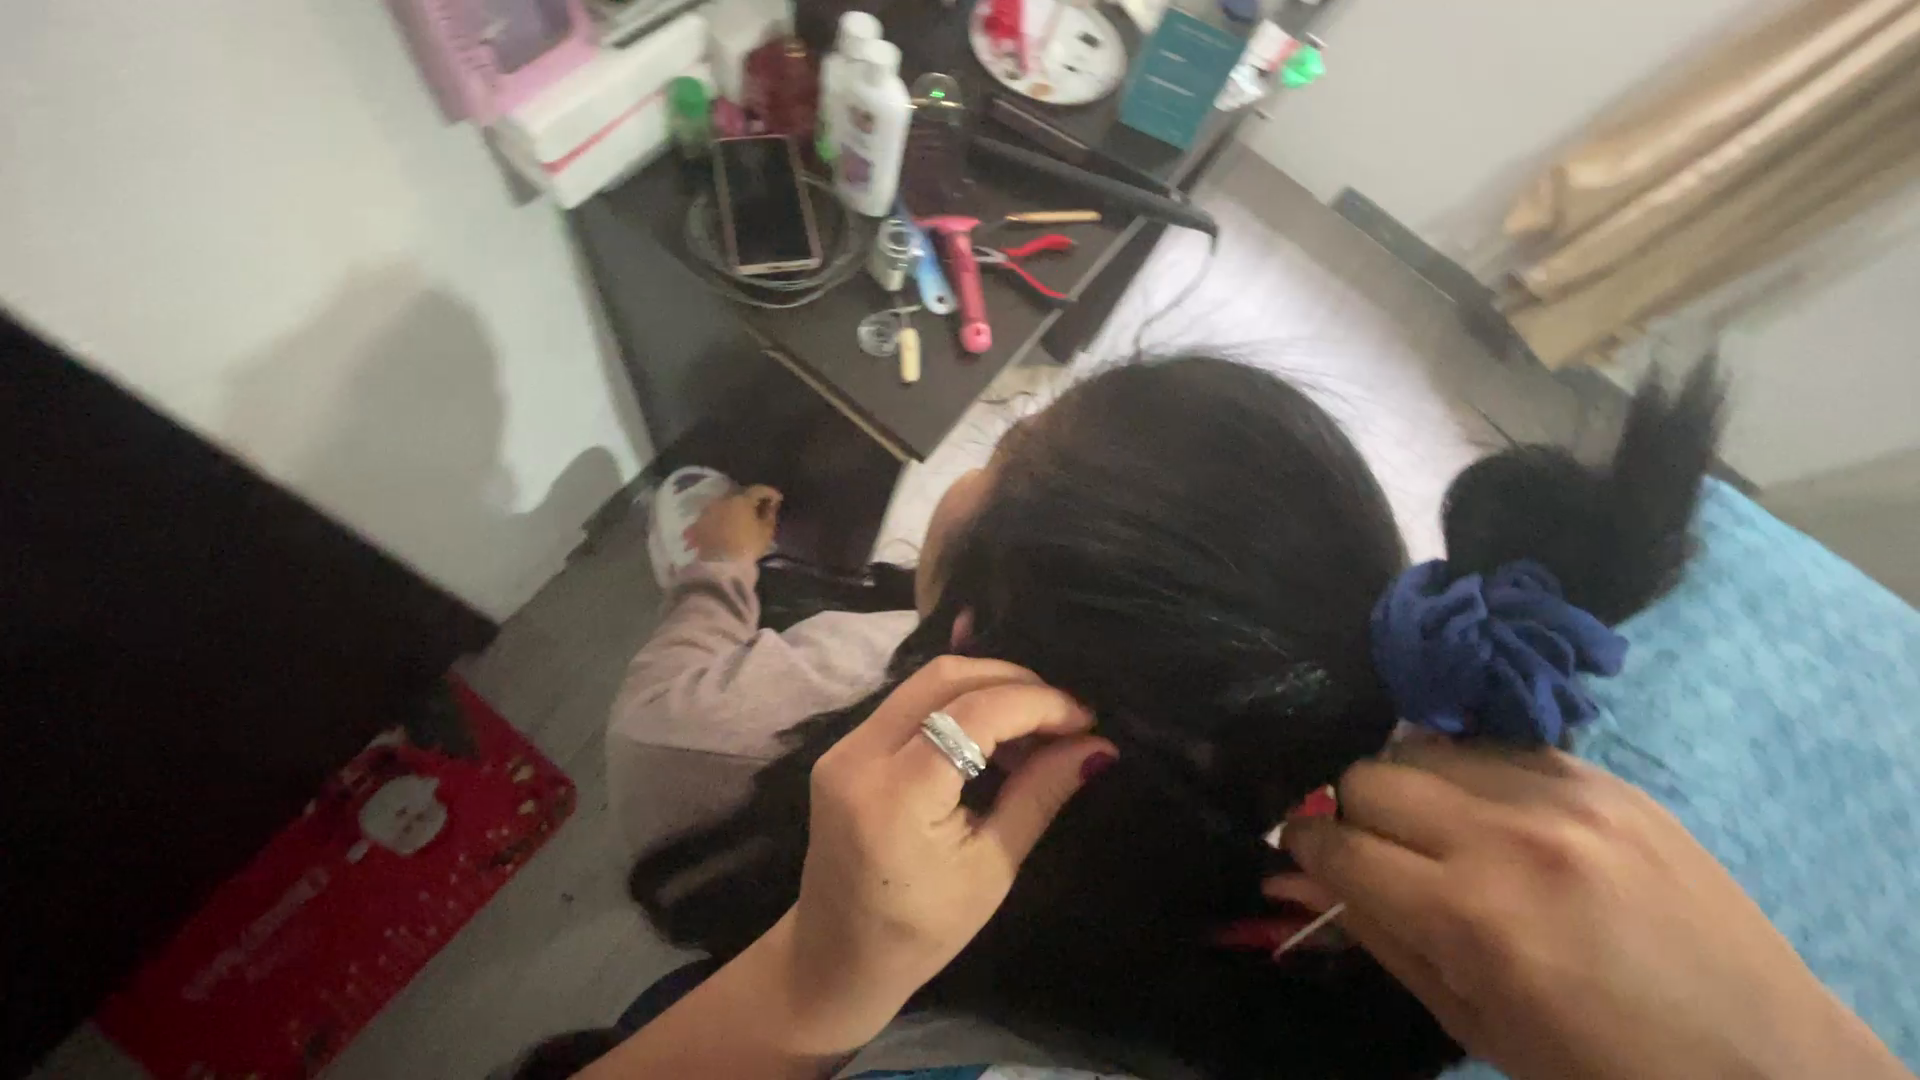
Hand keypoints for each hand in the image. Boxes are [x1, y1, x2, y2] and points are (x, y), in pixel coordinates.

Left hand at [686, 485, 780, 561]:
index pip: (758, 490)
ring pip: (724, 506)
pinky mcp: (698, 524)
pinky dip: (720, 520)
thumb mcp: (766, 531)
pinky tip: (725, 528)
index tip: (778, 499)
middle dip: (750, 501)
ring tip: (741, 520)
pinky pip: (712, 517)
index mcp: (741, 500)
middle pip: (739, 496)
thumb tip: (771, 504)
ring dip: (734, 510)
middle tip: (759, 510)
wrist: (719, 566)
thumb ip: (770, 514)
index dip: (770, 493)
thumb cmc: (748, 546)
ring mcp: (708, 512)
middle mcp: (722, 500)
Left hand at [786, 656, 1117, 1047]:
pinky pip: (910, 703)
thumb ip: (1040, 794)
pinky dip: (958, 706)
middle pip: (945, 677)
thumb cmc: (920, 932)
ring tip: (1035, 728)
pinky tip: (993, 737)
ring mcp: (844, 746)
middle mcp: (859, 755)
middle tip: (1063, 714)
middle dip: (1013, 682)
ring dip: (987, 690)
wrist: (833, 958)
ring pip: (926, 682)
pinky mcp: (844, 747)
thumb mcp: (992, 869)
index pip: (973, 714)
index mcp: (895, 796)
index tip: (1085, 719)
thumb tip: (1098, 747)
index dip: (1036, 704)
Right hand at [1279, 738, 1909, 1079]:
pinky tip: (1498, 821)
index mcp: (1471, 917)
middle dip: (1352, 815)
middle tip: (1378, 852)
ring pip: (1419, 748)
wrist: (1768, 1065)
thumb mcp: (1467, 1017)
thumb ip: (1368, 932)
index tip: (1302, 854)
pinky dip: (1470, 779)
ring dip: (1409, 790)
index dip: (1302, 847)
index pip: (1334, 843)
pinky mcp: (1601, 776)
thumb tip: (1283, 879)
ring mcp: (1562, 796)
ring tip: (1441, 834)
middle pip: (1365, 777)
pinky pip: (1489, 748)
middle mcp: (1508, 838)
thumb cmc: (1595, 1064)